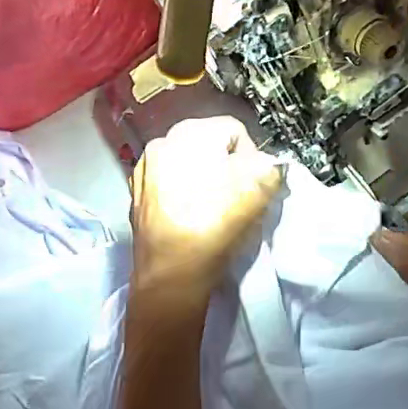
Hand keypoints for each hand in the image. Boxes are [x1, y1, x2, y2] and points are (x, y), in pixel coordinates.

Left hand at [131, 117, 284, 301]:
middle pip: (209, 146)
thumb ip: (270, 169)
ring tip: (215, 211)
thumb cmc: (213, 230)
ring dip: (205, 181)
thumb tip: (267, 166)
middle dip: (227, 168)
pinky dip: (183, 194)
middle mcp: (161, 143)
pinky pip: (170, 184)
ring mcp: (144, 169)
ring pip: (188, 165)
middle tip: (238, 198)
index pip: (235, 131)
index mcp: (189, 134)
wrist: (171, 277)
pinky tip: (193, 217)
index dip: (252, 157)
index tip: (254, 185)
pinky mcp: (137, 194)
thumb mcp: (257, 195)